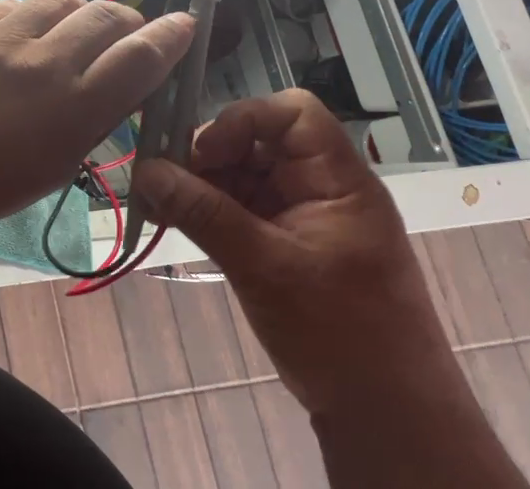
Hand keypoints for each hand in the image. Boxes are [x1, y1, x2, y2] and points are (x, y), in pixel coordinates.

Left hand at [0, 0, 193, 232]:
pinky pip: (13, 5)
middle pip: (107, 15)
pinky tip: (22, 37)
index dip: (171, 35)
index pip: (141, 54)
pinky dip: (29, 17)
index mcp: (74, 107)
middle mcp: (41, 62)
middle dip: (127, 22)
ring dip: (77, 13)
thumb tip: (128, 78)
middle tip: (122, 36)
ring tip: (69, 33)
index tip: (184, 26)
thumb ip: (99, 114)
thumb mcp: (62, 161)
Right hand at [130, 90, 453, 414]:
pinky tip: (171, 222)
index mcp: (338, 183)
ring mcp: (302, 217)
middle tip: (162, 183)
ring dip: (197, 184)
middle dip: (206, 155)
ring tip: (157, 207)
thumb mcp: (263, 267)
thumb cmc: (339, 333)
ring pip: (240, 174)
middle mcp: (320, 189)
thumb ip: (202, 213)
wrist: (386, 414)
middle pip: (257, 141)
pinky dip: (203, 209)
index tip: (203, 156)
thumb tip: (143, 170)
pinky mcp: (284, 244)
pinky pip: (237, 207)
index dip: (242, 121)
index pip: (292, 114)